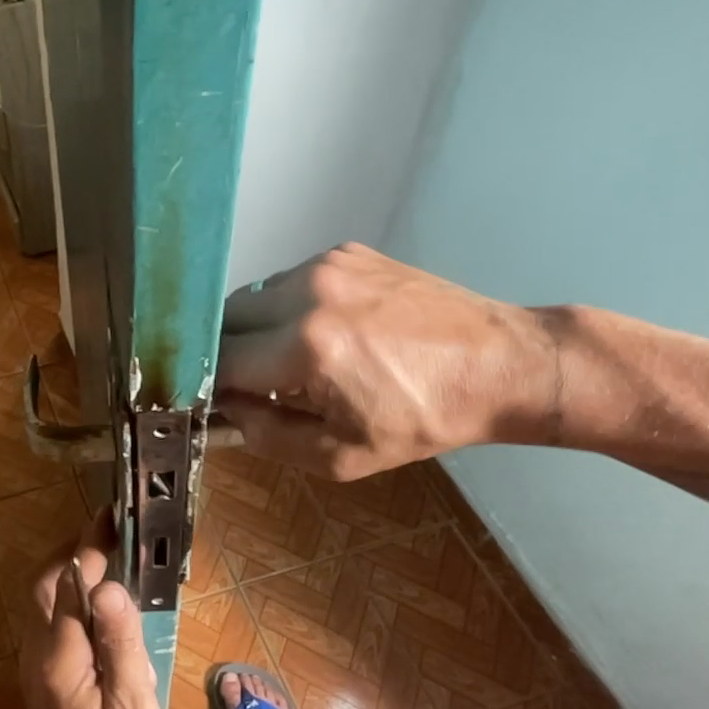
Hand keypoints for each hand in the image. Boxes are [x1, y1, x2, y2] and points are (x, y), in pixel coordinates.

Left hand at [21, 510, 168, 708]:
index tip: (109, 517)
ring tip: (105, 561)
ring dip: (66, 575)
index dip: (89, 546)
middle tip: (107, 534)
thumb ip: (119, 644)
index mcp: (59, 658)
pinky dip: (67, 601)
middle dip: (70, 553)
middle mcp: (36, 657)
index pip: (70, 584)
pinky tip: (95, 609)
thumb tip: (107, 585)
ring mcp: (34, 672)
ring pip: (41, 606)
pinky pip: (48, 626)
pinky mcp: (41, 685)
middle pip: (42, 587)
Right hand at [215, 243, 555, 481]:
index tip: (215, 403)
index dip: (207, 387)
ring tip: (292, 359)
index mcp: (304, 349)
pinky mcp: (344, 252)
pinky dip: (287, 309)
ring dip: (254, 329)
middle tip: (252, 384)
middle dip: (226, 354)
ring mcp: (325, 265)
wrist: (500, 363)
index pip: (217, 362)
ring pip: (252, 296)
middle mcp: (305, 294)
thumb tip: (227, 410)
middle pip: (222, 319)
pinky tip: (324, 331)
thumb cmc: (423, 420)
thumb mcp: (341, 457)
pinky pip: (287, 281)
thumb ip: (267, 436)